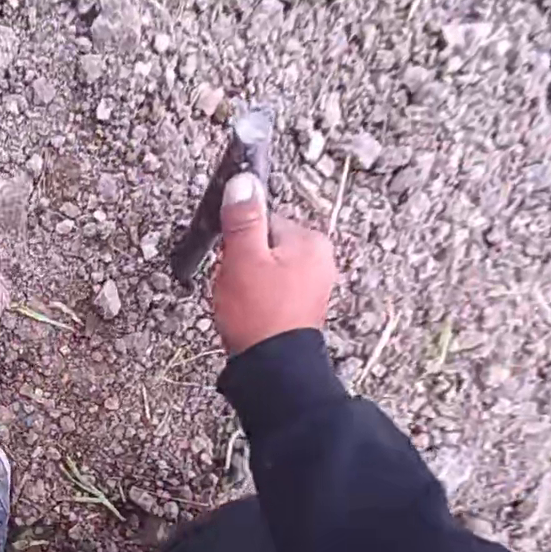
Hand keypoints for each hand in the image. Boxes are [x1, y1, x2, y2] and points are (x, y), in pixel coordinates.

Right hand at [211, 172, 334, 354]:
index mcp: (310, 241)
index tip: (231, 261)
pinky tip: (249, 315)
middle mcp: (319, 260)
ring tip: (242, 304)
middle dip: (242, 264)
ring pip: (265, 270)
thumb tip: (242, 182)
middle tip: (237, 286)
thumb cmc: (259, 315)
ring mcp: (313, 286)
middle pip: (264, 245)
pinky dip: (256, 300)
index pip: (264, 220)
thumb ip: (243, 219)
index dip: (238, 241)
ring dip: (247, 283)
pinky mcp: (302, 308)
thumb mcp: (243, 259)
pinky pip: (271, 291)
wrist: (273, 369)